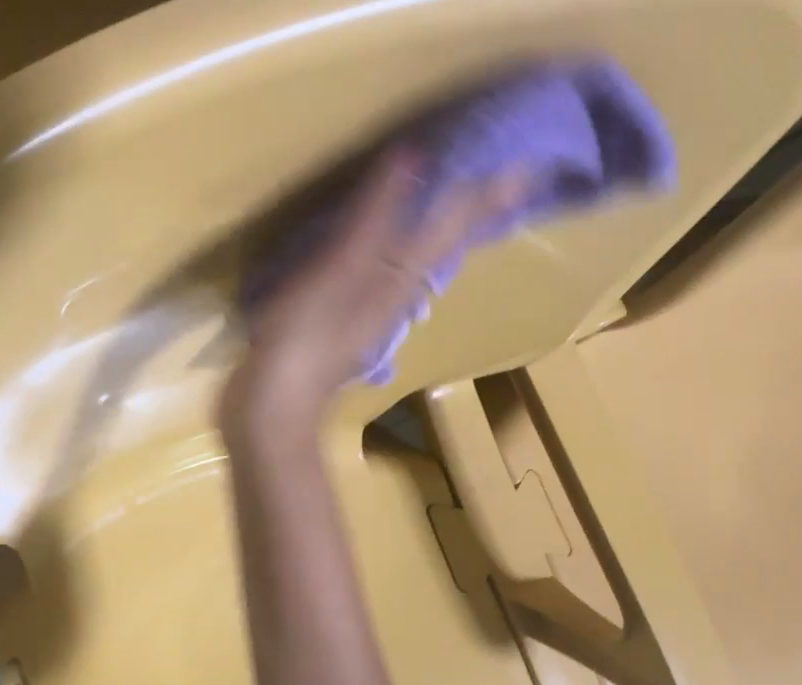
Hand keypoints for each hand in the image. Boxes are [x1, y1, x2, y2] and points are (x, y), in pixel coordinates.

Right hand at [221, 150, 521, 441]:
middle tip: (509, 178)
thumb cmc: (304, 340)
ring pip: (418, 260)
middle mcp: (396, 292)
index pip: (454, 225)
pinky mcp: (341, 323)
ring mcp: (369, 310)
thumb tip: (416, 158)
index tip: (527, 165)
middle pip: (444, 244)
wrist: (274, 409)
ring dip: (442, 230)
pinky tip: (393, 250)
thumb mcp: (338, 272)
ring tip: (461, 203)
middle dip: (473, 211)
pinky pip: (385, 275)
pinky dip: (399, 252)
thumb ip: (373, 219)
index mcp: (399, 276)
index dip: (486, 194)